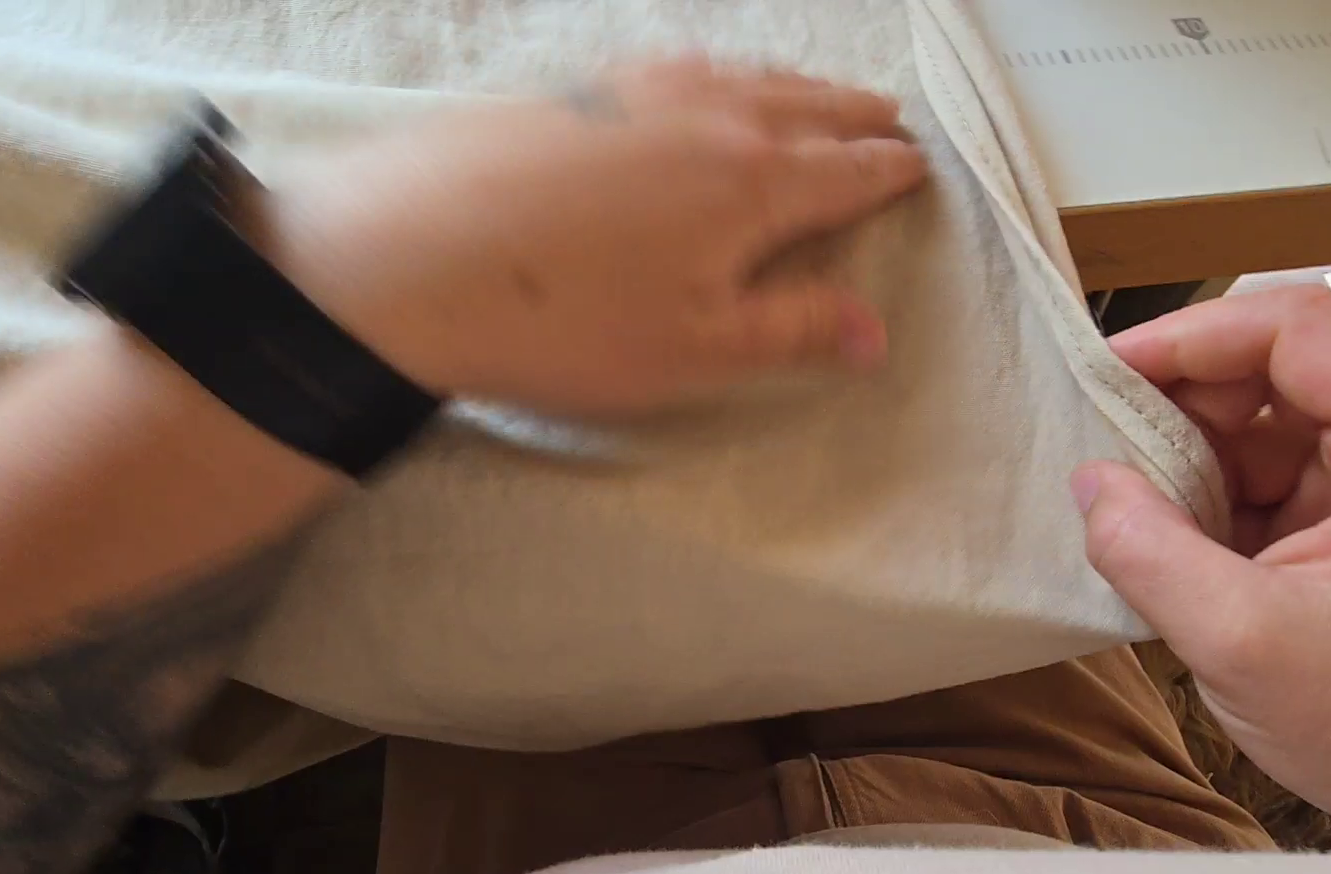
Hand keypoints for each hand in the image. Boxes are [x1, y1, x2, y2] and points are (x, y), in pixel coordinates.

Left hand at [270, 58, 927, 413]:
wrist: (412, 260)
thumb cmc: (567, 321)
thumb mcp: (696, 349)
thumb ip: (793, 332)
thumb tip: (876, 335)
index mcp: (749, 185)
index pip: (846, 172)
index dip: (889, 174)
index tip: (918, 170)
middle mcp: (706, 118)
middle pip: (808, 109)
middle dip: (859, 117)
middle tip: (892, 119)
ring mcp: (636, 91)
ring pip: (746, 77)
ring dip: (799, 86)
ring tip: (824, 95)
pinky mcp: (577, 88)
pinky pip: (679, 67)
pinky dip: (723, 74)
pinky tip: (711, 80)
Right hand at [1072, 287, 1330, 862]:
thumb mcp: (1238, 643)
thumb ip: (1144, 549)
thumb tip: (1086, 479)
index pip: (1303, 329)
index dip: (1188, 337)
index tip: (1100, 375)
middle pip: (1291, 366)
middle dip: (1187, 406)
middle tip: (1109, 457)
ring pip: (1280, 418)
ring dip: (1199, 458)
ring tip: (1141, 512)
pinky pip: (1287, 469)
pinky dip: (1223, 494)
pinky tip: (1183, 539)